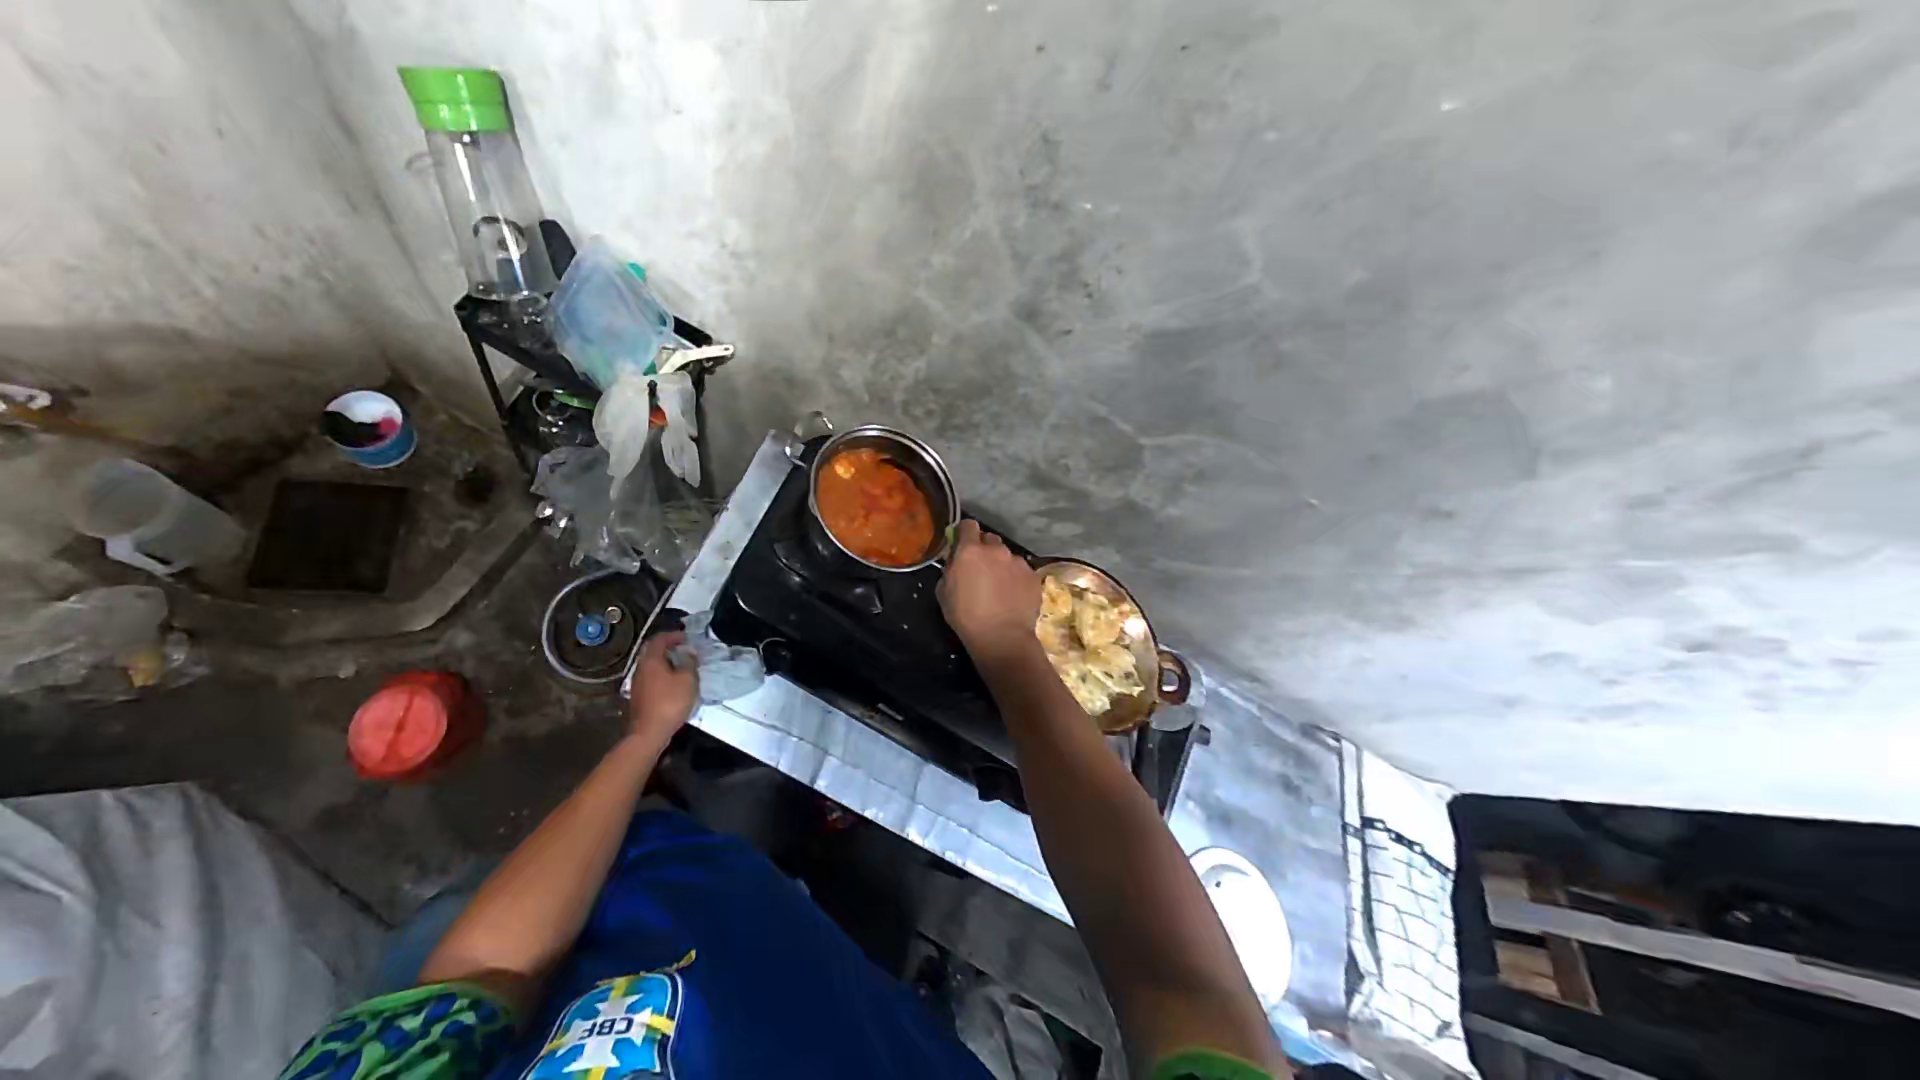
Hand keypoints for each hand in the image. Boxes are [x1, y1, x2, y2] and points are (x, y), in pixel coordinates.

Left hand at [627, 631, 696, 746]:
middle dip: (670, 648)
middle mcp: (641, 668)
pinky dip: (665, 675)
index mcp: (651, 660)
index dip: (674, 635)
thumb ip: (689, 662)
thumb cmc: (670, 702)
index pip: (660, 639)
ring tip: (685, 667)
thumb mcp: (687, 679)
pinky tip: (676, 684)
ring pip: (653, 666)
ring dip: (668, 663)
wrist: (649, 732)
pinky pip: (653, 678)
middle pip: (654, 652)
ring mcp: (638, 683)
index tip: (688, 637)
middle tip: (687, 651)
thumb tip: (688, 652)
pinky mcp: (640, 696)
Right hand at [938, 520, 1043, 663]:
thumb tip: (957, 561)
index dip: (964, 534)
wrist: (1001, 637)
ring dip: (1002, 565)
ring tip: (1000, 587)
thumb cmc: (965, 616)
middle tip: (981, 570)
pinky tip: (1013, 596)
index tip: (963, 545)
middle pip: (990, 539)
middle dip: (985, 550)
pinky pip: (1021, 571)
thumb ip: (950, 568)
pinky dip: (1016, 579)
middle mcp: (996, 550)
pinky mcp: (1033, 576)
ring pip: (1007, 556)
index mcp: (970, 550)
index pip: (968, 525)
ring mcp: (1018, 562)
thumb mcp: (943, 591)